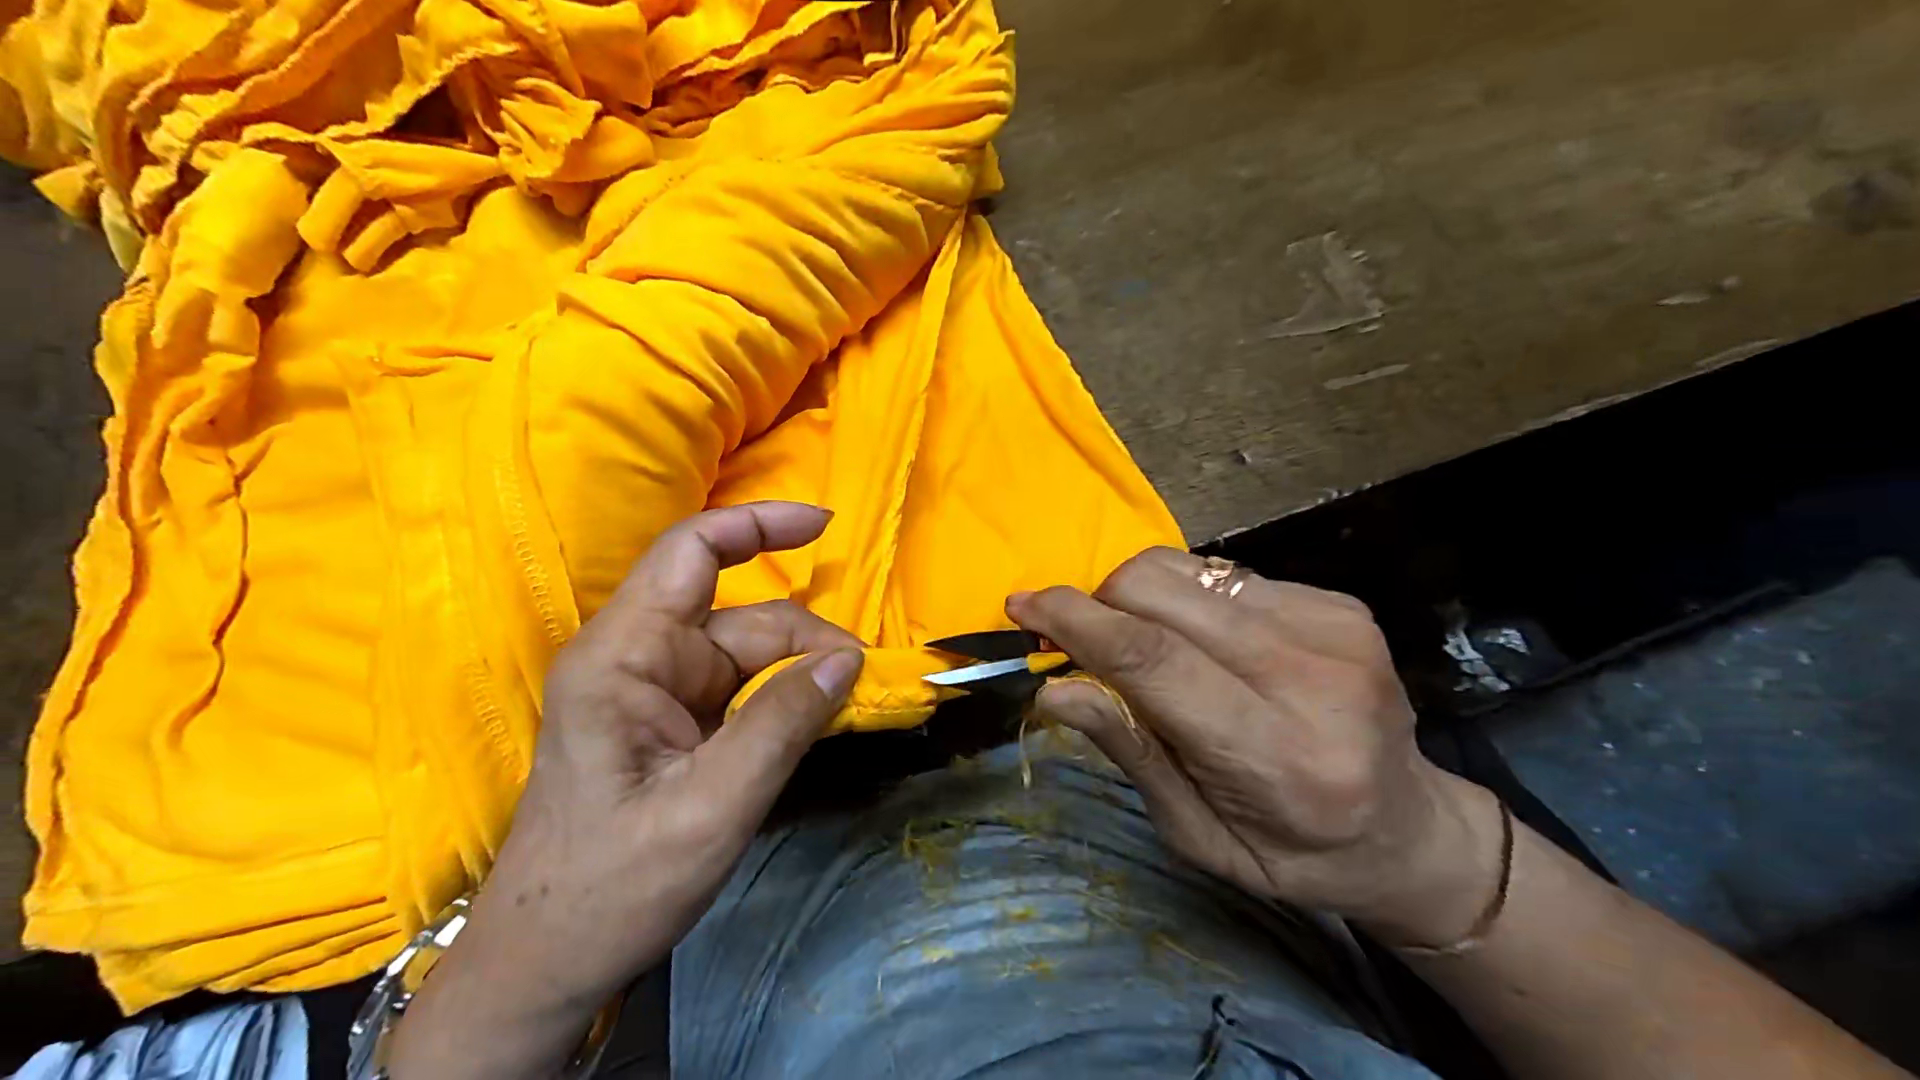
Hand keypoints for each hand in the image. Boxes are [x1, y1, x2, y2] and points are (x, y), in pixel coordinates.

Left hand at [390, 503, 863, 1079]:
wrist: (547, 963)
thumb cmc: (612, 887)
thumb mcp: (710, 808)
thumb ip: (782, 726)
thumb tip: (848, 662)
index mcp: (624, 657)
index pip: (691, 553)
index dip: (759, 525)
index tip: (825, 526)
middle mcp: (639, 659)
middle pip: (742, 617)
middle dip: (806, 642)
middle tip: (860, 682)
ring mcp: (657, 691)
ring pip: (750, 656)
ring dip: (800, 676)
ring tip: (844, 710)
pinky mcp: (674, 723)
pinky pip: (743, 691)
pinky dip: (784, 700)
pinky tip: (814, 721)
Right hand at [1008, 547, 1502, 948]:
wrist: (1410, 827)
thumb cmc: (1293, 851)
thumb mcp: (1196, 834)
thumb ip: (1129, 750)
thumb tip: (1054, 689)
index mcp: (1275, 755)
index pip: (1152, 660)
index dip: (1076, 622)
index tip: (1021, 605)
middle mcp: (1310, 675)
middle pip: (1160, 592)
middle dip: (1097, 601)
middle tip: (1081, 638)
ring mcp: (1331, 626)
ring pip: (1185, 568)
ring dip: (1136, 595)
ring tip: (1143, 642)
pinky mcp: (1336, 601)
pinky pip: (1220, 572)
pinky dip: (1183, 597)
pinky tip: (1199, 639)